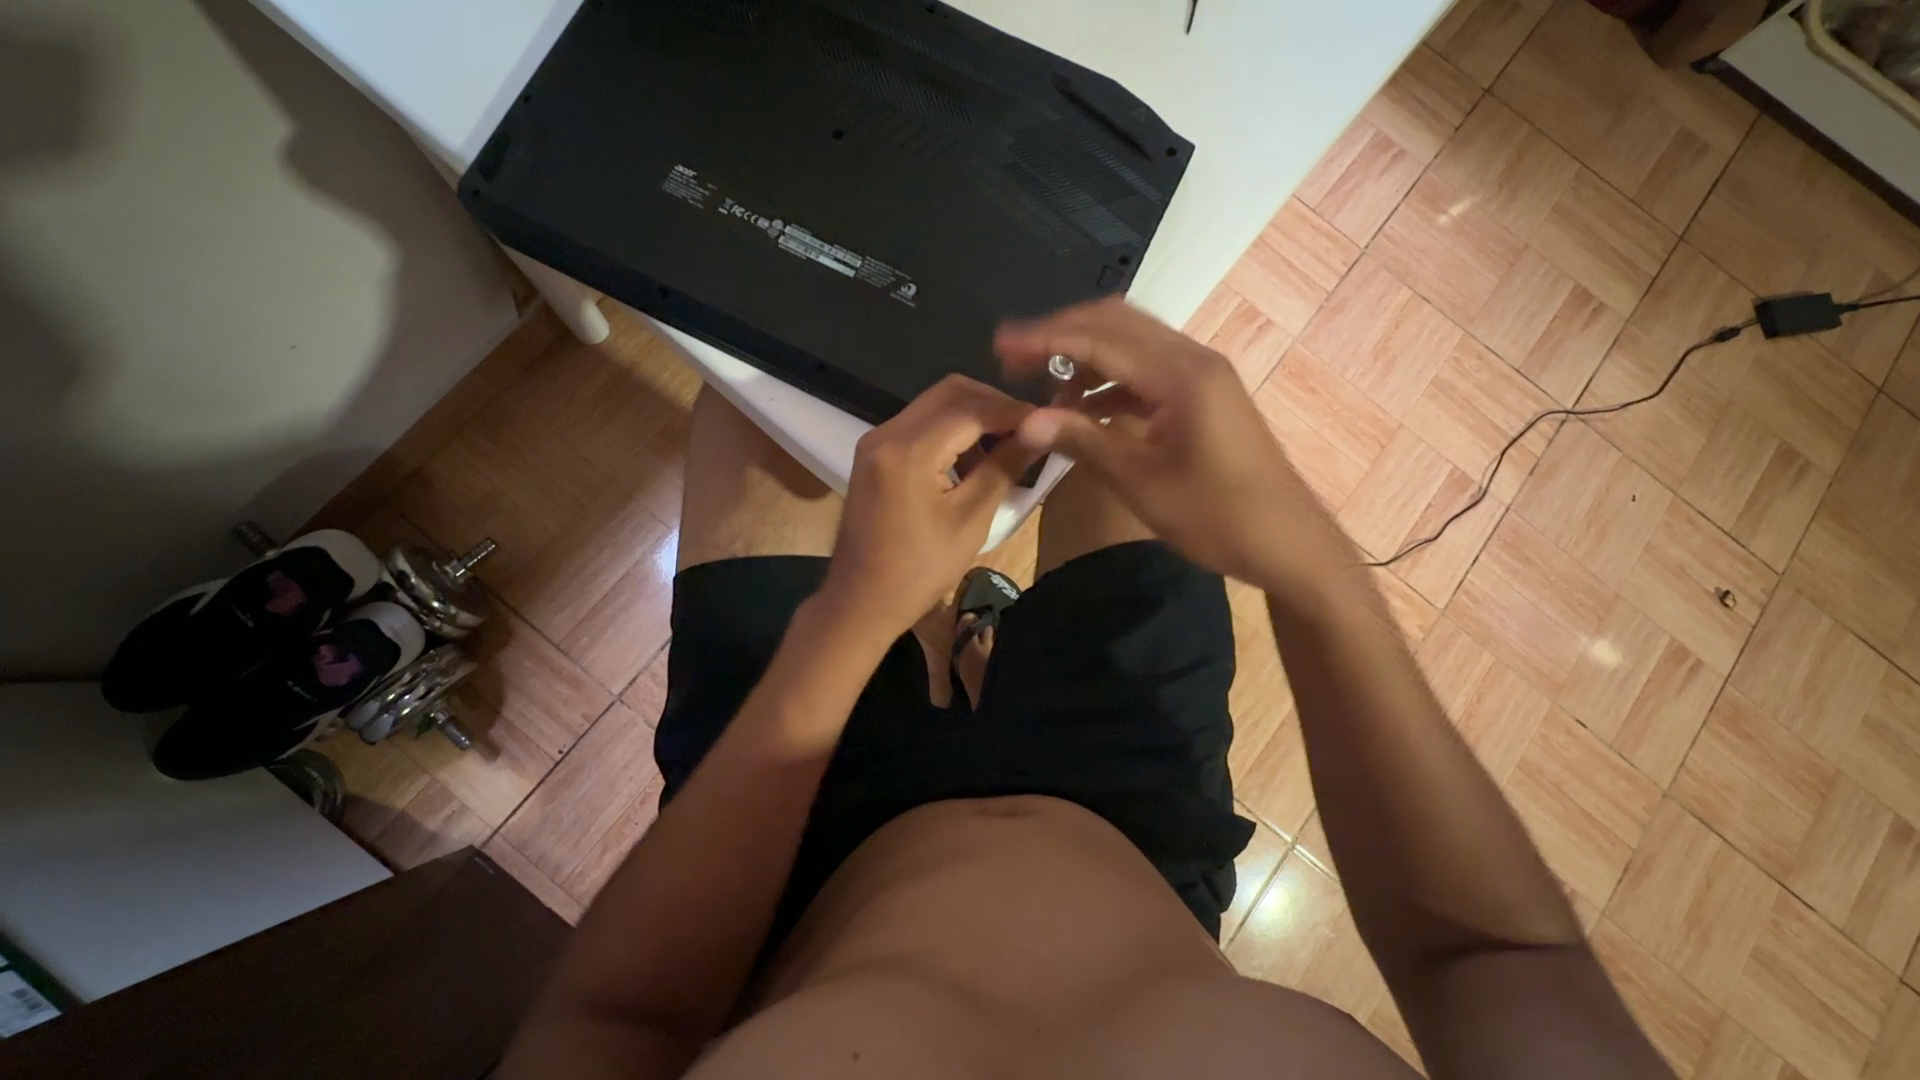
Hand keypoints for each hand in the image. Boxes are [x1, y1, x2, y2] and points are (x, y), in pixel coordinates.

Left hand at [821, 376, 1038, 637]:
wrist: (861, 601)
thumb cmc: (920, 570)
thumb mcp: (972, 519)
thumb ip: (1004, 467)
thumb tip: (1041, 432)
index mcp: (908, 450)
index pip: (971, 408)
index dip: (1015, 410)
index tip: (1050, 421)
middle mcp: (886, 433)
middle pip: (950, 393)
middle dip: (994, 405)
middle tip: (1030, 429)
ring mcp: (875, 441)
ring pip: (934, 405)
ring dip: (973, 416)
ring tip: (1007, 446)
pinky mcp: (874, 454)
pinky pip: (919, 425)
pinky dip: (950, 430)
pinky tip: (975, 457)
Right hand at [996, 298, 1357, 596]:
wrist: (1288, 542)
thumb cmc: (1217, 517)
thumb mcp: (1141, 483)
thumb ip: (1083, 441)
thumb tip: (1024, 421)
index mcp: (1180, 375)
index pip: (1100, 338)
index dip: (1045, 338)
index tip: (1000, 345)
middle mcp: (1193, 359)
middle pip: (1117, 323)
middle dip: (1061, 333)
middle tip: (1014, 357)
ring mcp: (1203, 374)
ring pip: (1133, 342)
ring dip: (1085, 354)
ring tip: (1042, 383)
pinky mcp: (1205, 394)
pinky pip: (1148, 368)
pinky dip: (1111, 378)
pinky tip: (1084, 405)